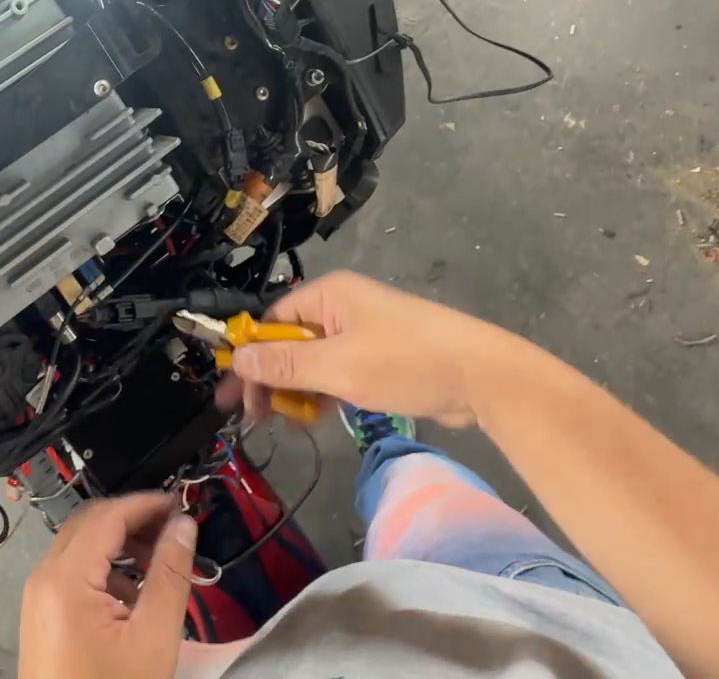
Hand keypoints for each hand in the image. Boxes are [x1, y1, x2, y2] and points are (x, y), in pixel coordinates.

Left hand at [19, 492, 197, 678]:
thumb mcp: (152, 639)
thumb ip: (170, 575)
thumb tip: (184, 525)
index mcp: (66, 577)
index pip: (109, 515)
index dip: (147, 504)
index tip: (181, 503)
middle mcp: (44, 576)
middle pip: (91, 523)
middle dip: (134, 520)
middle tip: (173, 530)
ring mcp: (38, 596)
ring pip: (81, 545)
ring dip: (120, 544)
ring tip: (159, 564)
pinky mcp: (41, 615)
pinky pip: (73, 572)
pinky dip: (105, 569)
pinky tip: (134, 595)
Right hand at [223, 271, 520, 427]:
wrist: (483, 377)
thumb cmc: (405, 362)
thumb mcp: (339, 367)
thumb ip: (285, 365)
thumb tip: (239, 357)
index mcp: (327, 296)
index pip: (272, 322)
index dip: (251, 357)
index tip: (235, 394)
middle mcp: (340, 308)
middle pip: (289, 343)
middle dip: (270, 378)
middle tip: (252, 416)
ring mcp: (361, 333)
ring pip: (312, 362)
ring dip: (295, 391)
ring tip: (284, 423)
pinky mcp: (378, 358)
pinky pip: (337, 372)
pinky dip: (322, 393)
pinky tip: (312, 419)